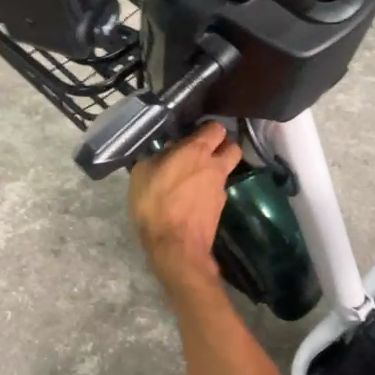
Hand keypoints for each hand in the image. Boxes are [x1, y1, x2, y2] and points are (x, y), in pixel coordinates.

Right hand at [129, 121, 241, 290]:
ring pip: (226, 170)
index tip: (194, 132)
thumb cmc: (156, 205)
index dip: (207, 128)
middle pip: (233, 146)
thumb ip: (155, 157)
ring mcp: (221, 188)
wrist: (176, 247)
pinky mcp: (220, 208)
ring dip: (215, 169)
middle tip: (204, 150)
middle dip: (223, 145)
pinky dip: (209, 190)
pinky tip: (192, 197)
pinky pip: (217, 190)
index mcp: (197, 151)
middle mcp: (215, 166)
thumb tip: (165, 153)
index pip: (215, 127)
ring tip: (194, 175)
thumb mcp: (141, 174)